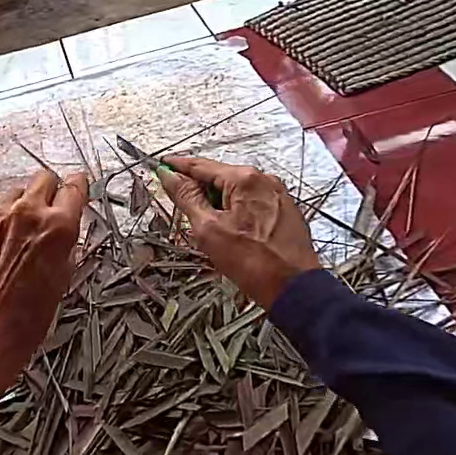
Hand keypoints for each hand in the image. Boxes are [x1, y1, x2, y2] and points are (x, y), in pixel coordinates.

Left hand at [0, 168, 88, 454]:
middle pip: (44, 178)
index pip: (75, 187)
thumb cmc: (28, 315)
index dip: (77, 188)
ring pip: (17, 192)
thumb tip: (67, 225)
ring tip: (19, 234)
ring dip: (22, 205)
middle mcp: (27, 212)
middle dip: (50, 192)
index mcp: (58, 226)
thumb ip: (66, 242)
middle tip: (48, 211)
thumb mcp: (64, 276)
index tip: (77, 188)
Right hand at [156, 157, 319, 309]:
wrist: (294, 289)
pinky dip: (234, 209)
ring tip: (203, 223)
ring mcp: (277, 194)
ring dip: (216, 201)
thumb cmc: (252, 261)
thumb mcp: (208, 228)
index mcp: (244, 178)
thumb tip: (169, 176)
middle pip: (219, 176)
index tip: (161, 166)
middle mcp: (264, 180)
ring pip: (235, 191)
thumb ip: (186, 197)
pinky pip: (250, 201)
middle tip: (177, 201)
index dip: (177, 166)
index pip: (201, 165)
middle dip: (197, 188)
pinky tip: (227, 228)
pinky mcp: (284, 210)